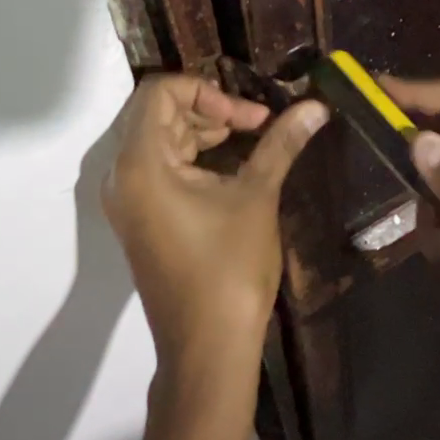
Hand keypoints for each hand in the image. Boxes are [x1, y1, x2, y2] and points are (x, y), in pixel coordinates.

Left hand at [101, 74, 328, 363]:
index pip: (160, 91)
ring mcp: (127, 199)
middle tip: (257, 125)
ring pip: (159, 138)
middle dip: (209, 110)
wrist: (206, 348)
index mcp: (140, 163)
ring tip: (250, 141)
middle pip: (158, 112)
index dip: (206, 92)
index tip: (248, 117)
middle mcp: (122, 175)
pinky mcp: (139, 218)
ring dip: (202, 131)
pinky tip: (230, 168)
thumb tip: (317, 106)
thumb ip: (281, 143)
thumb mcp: (257, 196)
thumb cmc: (228, 269)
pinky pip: (159, 167)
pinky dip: (192, 156)